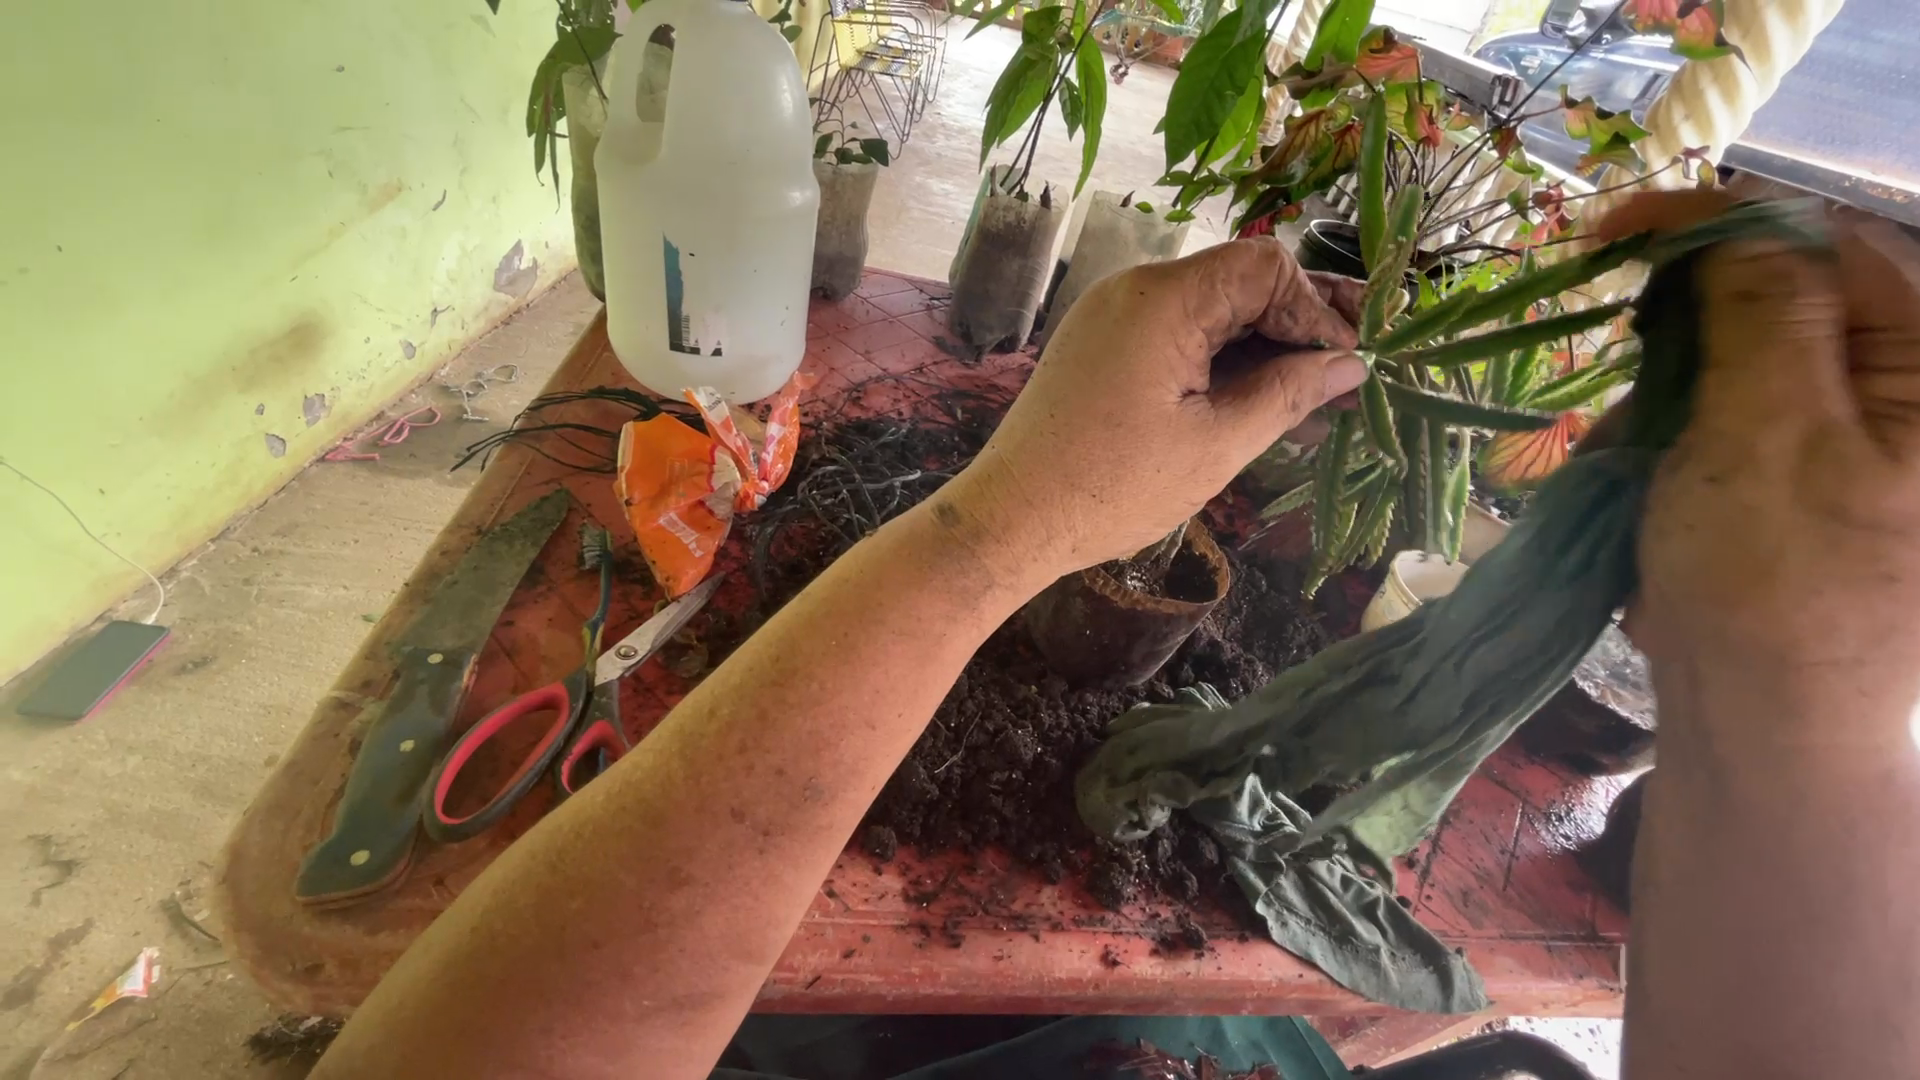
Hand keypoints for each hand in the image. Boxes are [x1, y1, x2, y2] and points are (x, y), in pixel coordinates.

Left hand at [929, 237, 1368, 579]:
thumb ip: (1287, 394)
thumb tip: (1348, 364)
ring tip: (1307, 396)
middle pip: (1234, 285)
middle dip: (1294, 326)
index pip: (1264, 267)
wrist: (1011, 518)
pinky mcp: (1098, 349)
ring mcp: (1108, 319)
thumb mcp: (1215, 446)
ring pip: (1205, 316)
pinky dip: (1213, 364)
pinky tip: (1249, 399)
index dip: (1315, 308)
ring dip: (1256, 350)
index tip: (1347, 361)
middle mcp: (1131, 291)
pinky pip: (1170, 339)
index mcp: (1162, 299)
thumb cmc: (1112, 489)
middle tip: (1346, 371)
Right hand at [1598, 193, 1919, 718]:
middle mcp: (1905, 380)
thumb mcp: (1763, 439)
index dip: (1713, 222)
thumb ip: (1758, 321)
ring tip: (1636, 461)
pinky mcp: (1790, 460)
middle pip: (1777, 296)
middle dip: (1679, 324)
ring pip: (1731, 357)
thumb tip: (1727, 227)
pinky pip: (1715, 410)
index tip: (1607, 230)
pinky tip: (1647, 476)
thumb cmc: (1774, 578)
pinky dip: (1663, 430)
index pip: (1825, 244)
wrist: (1765, 704)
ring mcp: (1847, 422)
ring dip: (1663, 391)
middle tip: (1616, 362)